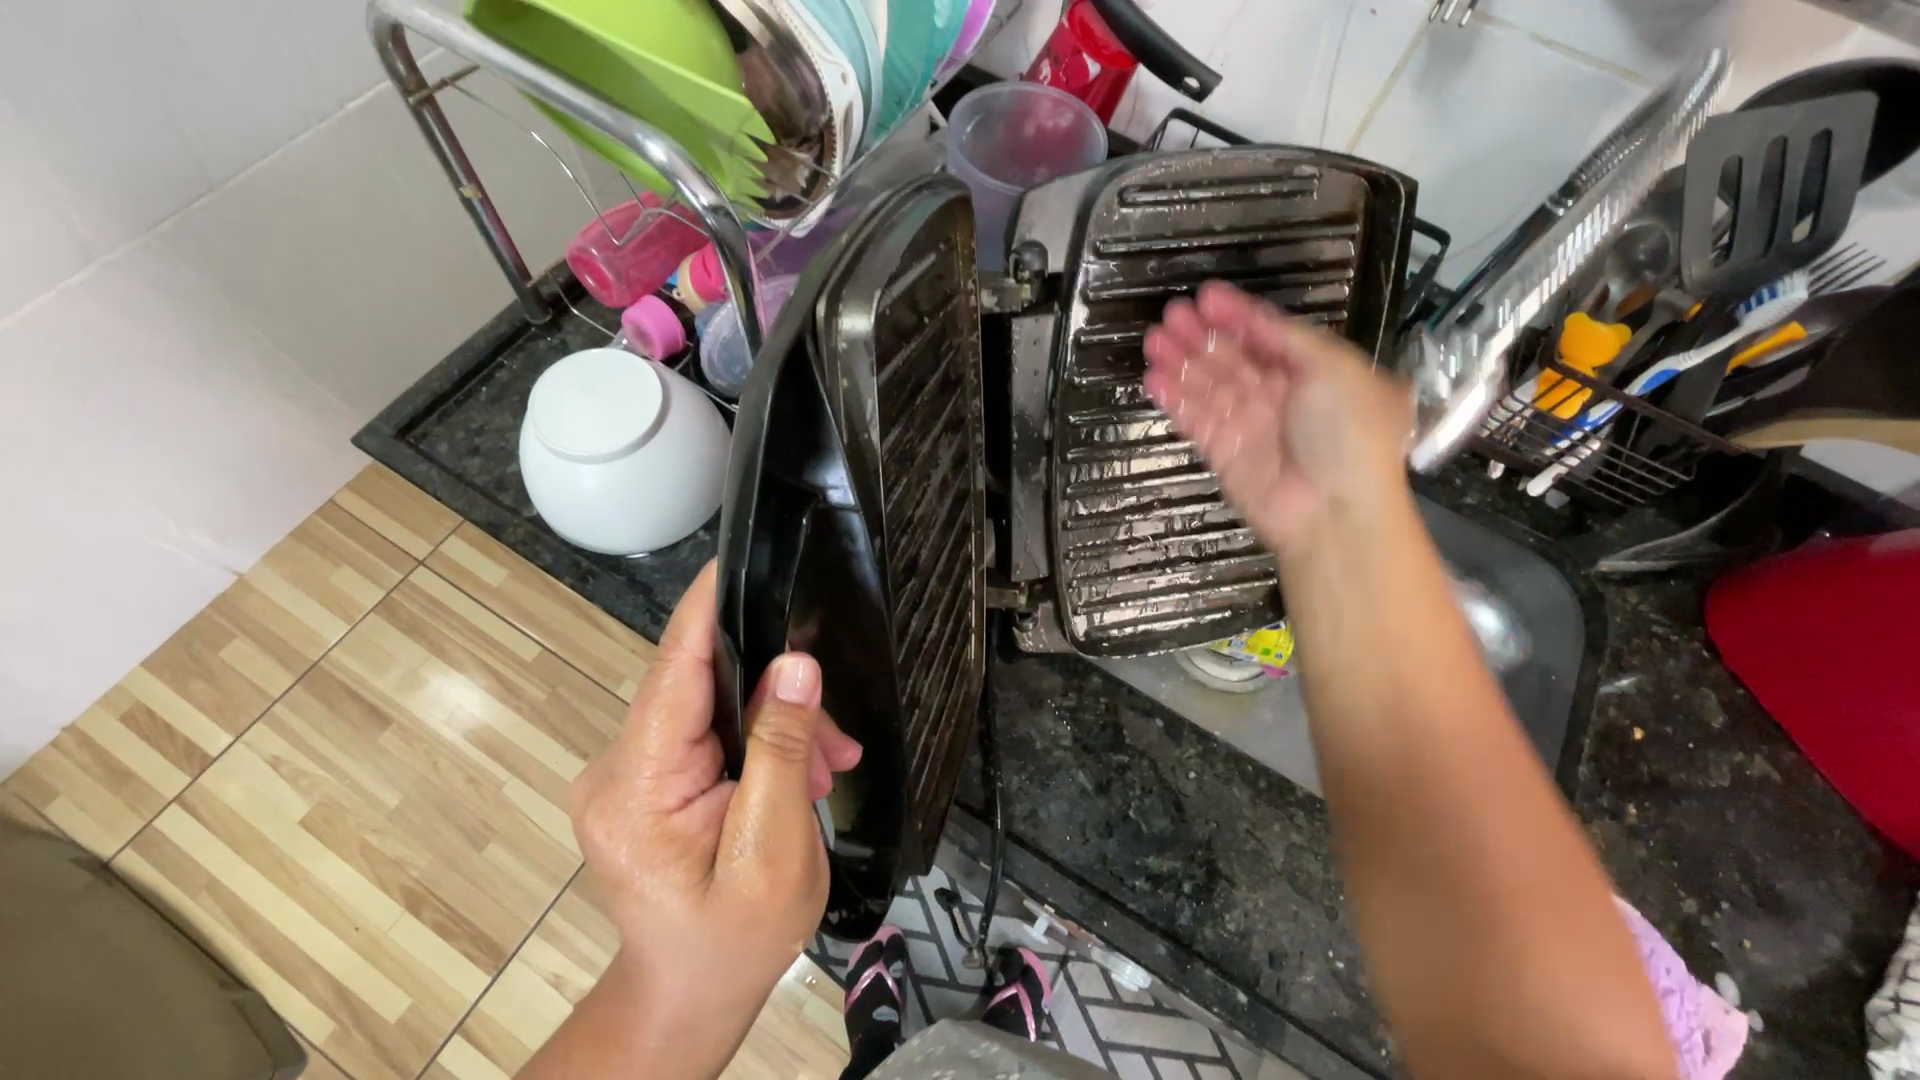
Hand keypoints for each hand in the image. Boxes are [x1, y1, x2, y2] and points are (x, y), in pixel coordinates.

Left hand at [567, 563, 861, 1074]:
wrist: (690, 992)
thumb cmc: (734, 940)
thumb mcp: (775, 851)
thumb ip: (782, 751)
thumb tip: (794, 665)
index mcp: (636, 789)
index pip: (674, 670)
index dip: (707, 608)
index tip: (738, 557)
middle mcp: (615, 770)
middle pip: (700, 687)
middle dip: (775, 698)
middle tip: (833, 742)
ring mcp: (626, 775)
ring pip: (710, 707)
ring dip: (773, 727)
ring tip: (822, 769)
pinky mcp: (644, 780)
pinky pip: (705, 732)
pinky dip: (756, 743)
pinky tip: (795, 772)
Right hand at [1142, 282, 1414, 556]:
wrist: (1335, 512)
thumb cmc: (1350, 435)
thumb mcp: (1336, 368)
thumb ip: (1291, 338)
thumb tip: (1257, 319)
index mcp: (1315, 372)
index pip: (1268, 335)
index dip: (1237, 314)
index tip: (1207, 295)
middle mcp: (1281, 397)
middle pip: (1232, 358)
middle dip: (1202, 335)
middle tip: (1171, 315)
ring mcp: (1250, 426)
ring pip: (1208, 386)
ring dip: (1181, 362)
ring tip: (1154, 340)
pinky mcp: (1224, 453)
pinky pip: (1195, 420)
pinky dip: (1175, 400)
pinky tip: (1154, 379)